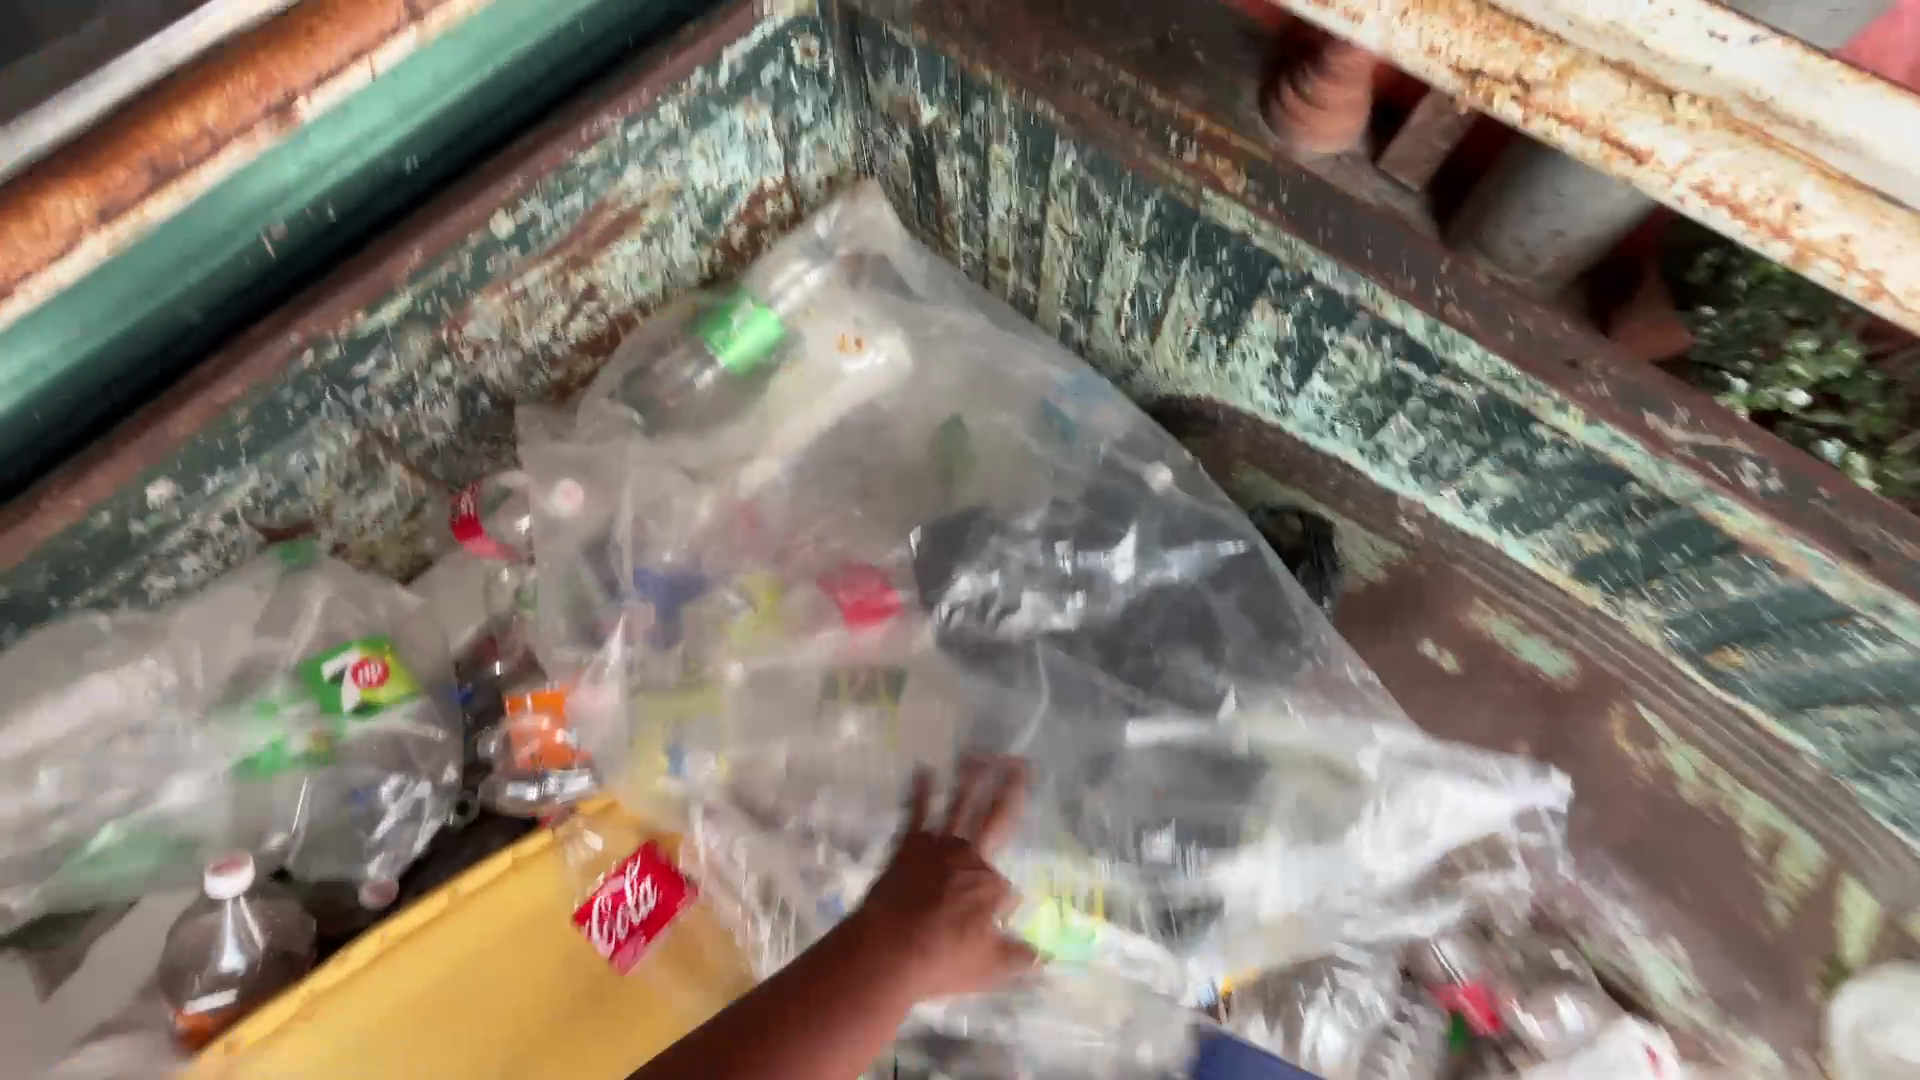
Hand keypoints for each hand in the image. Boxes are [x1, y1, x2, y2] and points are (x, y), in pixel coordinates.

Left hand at [849, 756, 1037, 1002]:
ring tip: (978, 753)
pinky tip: (922, 768)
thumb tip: (1043, 956)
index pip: (1006, 891)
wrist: (889, 949)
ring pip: (960, 803)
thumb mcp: (989, 968)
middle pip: (996, 816)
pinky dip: (920, 789)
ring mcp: (938, 845)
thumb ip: (1017, 958)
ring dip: (970, 777)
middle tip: (1021, 763)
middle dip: (1010, 788)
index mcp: (992, 886)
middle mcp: (970, 856)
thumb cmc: (941, 960)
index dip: (1001, 909)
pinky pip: (917, 809)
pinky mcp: (909, 842)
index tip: (995, 925)